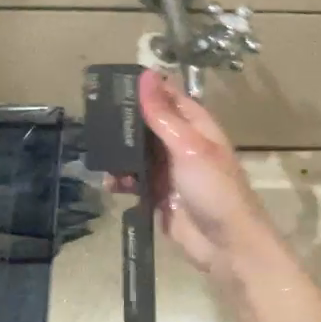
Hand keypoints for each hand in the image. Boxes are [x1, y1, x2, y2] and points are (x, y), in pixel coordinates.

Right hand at [122, 70, 279, 282]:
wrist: (227, 246)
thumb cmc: (214, 189)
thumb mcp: (188, 146)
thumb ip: (163, 114)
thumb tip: (146, 75)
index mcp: (197, 127)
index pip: (169, 97)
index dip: (146, 88)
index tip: (114, 82)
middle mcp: (183, 145)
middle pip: (149, 124)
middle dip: (125, 123)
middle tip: (94, 118)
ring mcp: (170, 172)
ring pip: (138, 153)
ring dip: (120, 154)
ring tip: (101, 155)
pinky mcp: (159, 196)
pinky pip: (134, 181)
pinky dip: (121, 180)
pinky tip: (110, 184)